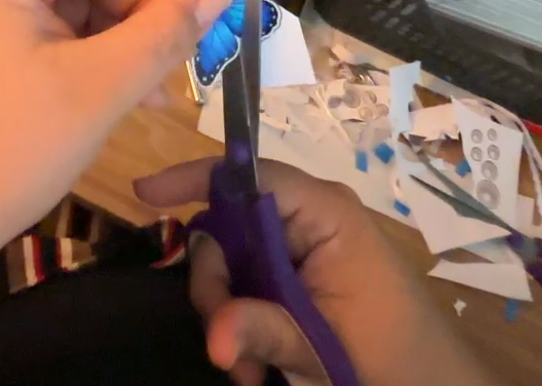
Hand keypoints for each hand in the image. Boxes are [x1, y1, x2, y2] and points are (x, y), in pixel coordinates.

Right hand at [136, 158, 493, 385]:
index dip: (194, 178)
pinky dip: (243, 323)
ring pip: (235, 260)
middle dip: (215, 282)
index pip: (249, 175)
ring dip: (228, 314)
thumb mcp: (326, 349)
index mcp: (324, 213)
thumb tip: (211, 334)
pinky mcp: (301, 278)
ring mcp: (304, 248)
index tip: (144, 194)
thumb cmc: (397, 365)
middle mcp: (310, 219)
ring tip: (246, 372)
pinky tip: (255, 366)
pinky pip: (253, 284)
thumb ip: (266, 331)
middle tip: (221, 341)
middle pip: (230, 224)